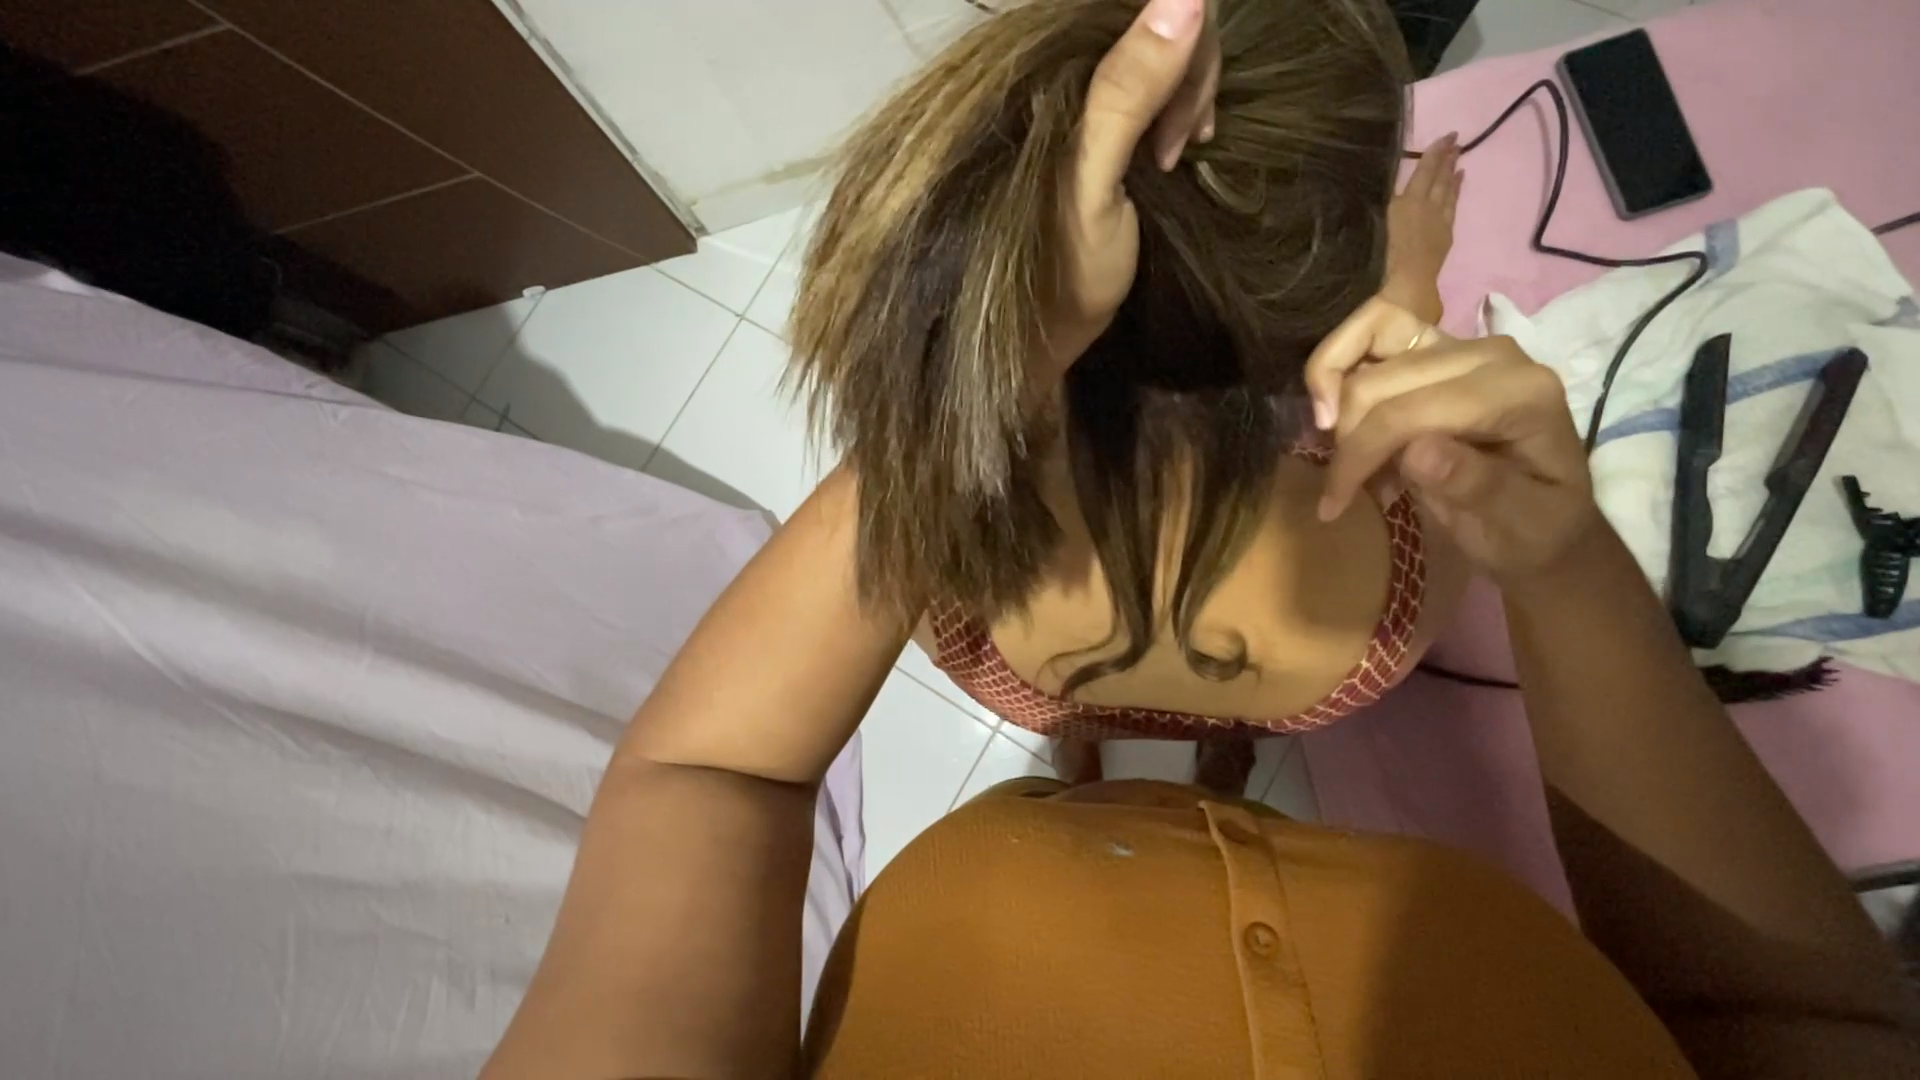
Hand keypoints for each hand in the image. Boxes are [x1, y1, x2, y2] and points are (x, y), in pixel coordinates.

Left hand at [1044, 0, 1217, 376]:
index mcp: (1046, 80)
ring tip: (1175, 157)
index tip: (1181, 122)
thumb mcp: (1095, 185)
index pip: (1131, 13)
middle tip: (1176, 150)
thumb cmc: (1065, 269)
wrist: (1051, 325)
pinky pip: (1154, 82)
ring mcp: (1082, 99)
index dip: (1179, 48)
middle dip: (1185, 78)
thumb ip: (1124, 95)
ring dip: (1186, 96)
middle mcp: (1059, 75)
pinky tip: (1176, 149)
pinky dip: (1178, 108)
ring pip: (1159, 51)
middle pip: (1150, 26)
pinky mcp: (1099, 123)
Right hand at [1306, 299, 1599, 584]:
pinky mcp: (1435, 348)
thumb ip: (1476, 485)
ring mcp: (1460, 346)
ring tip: (1333, 447)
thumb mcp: (1518, 523)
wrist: (1544, 521)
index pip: (1409, 410)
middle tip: (1338, 488)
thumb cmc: (1533, 528)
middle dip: (1344, 436)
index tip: (1333, 503)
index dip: (1359, 454)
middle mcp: (1489, 355)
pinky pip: (1374, 332)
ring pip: (1369, 339)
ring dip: (1334, 394)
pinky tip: (1340, 420)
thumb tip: (1417, 451)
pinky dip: (1341, 370)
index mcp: (1518, 392)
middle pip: (1380, 378)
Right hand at [1379, 134, 1462, 323]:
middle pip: (1438, 179)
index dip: (1434, 154)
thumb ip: (1378, 209)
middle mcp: (1425, 208)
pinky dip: (1455, 193)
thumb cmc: (1378, 262)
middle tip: (1455, 142)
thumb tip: (1382, 189)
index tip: (1446, 136)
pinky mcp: (1444, 238)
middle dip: (1446, 159)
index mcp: (1406, 203)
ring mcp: (1437, 223)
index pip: (1423, 172)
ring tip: (1458, 159)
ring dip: (1452, 174)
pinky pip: (1452, 208)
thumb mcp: (1373, 230)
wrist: (1402, 291)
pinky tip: (1458, 184)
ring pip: (1447, 192)